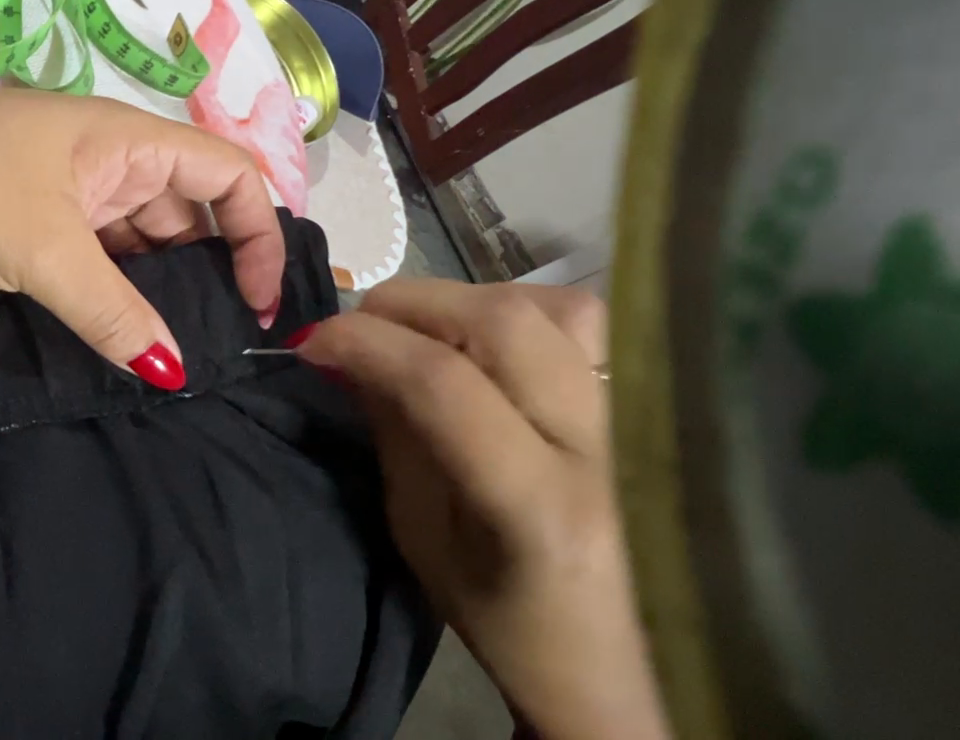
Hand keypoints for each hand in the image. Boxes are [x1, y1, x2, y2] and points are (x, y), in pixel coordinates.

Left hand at [0, 89, 285, 388]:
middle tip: (220, 341)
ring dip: (154, 288)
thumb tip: (174, 372)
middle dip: (207, 268)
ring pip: (134, 239)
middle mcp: (102, 157)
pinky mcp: (25, 222)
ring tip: (172, 349)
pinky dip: (109, 292)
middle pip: (184, 209)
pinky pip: (90, 257)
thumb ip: (114, 312)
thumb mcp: (45, 250)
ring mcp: (61, 191)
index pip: (224, 172)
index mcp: (123, 137)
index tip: (258, 302)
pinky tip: (119, 335)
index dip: (256, 230)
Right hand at [289, 280, 667, 739]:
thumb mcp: (421, 535)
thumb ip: (394, 432)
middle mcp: (605, 450)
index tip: (310, 344)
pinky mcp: (657, 408)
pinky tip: (490, 341)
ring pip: (555, 306)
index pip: (442, 383)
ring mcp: (645, 422)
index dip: (362, 343)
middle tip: (360, 325)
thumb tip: (350, 354)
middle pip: (503, 322)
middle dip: (406, 304)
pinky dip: (521, 310)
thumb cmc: (507, 620)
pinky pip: (588, 325)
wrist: (628, 667)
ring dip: (468, 299)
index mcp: (538, 506)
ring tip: (427, 329)